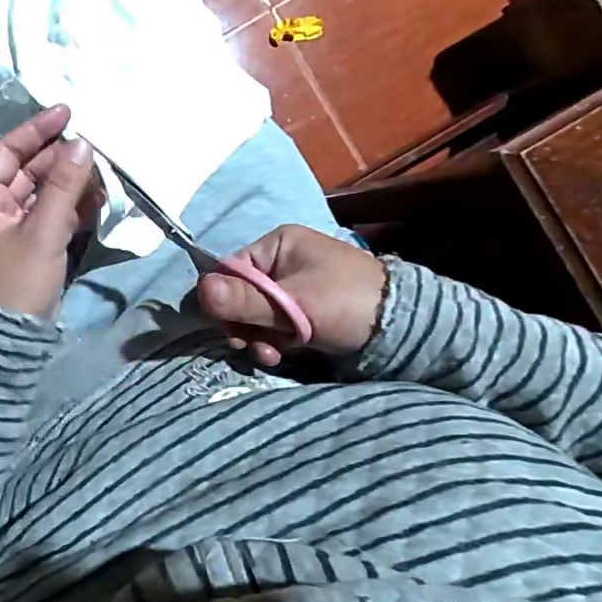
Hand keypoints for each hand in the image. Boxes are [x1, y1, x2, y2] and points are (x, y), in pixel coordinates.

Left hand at [0, 104, 99, 316]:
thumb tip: (83, 144)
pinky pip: (54, 215)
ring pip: (46, 193)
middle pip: (30, 171)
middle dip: (61, 158)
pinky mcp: (34, 245)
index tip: (66, 113)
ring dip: (72, 182)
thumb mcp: (43, 231)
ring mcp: (16, 228)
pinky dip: (74, 206)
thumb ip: (63, 187)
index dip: (36, 131)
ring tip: (103, 172)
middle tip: (95, 146)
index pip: (8, 152)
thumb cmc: (18, 281)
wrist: (10, 340)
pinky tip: (98, 198)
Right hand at [196, 224, 384, 366]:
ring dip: (260, 338)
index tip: (234, 333)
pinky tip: (284, 354)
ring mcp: (294, 285)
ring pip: (257, 314)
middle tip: (258, 349)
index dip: (225, 304)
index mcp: (277, 244)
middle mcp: (282, 261)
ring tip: (274, 356)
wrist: (401, 326)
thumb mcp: (293, 305)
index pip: (230, 272)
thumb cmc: (345, 303)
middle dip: (246, 327)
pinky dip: (276, 341)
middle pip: (241, 296)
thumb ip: (246, 301)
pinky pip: (276, 324)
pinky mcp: (305, 308)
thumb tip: (199, 290)